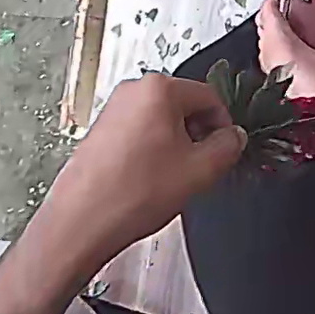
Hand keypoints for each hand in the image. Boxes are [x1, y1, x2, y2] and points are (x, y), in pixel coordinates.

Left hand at [34, 74, 245, 261]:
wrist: (80, 224)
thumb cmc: (136, 193)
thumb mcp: (200, 170)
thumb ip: (228, 146)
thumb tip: (234, 136)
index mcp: (159, 89)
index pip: (209, 97)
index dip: (224, 124)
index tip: (227, 147)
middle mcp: (133, 90)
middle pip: (185, 104)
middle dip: (199, 132)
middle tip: (203, 164)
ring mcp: (113, 108)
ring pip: (163, 118)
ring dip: (177, 142)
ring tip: (175, 175)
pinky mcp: (100, 129)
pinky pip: (141, 129)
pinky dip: (154, 147)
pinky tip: (151, 178)